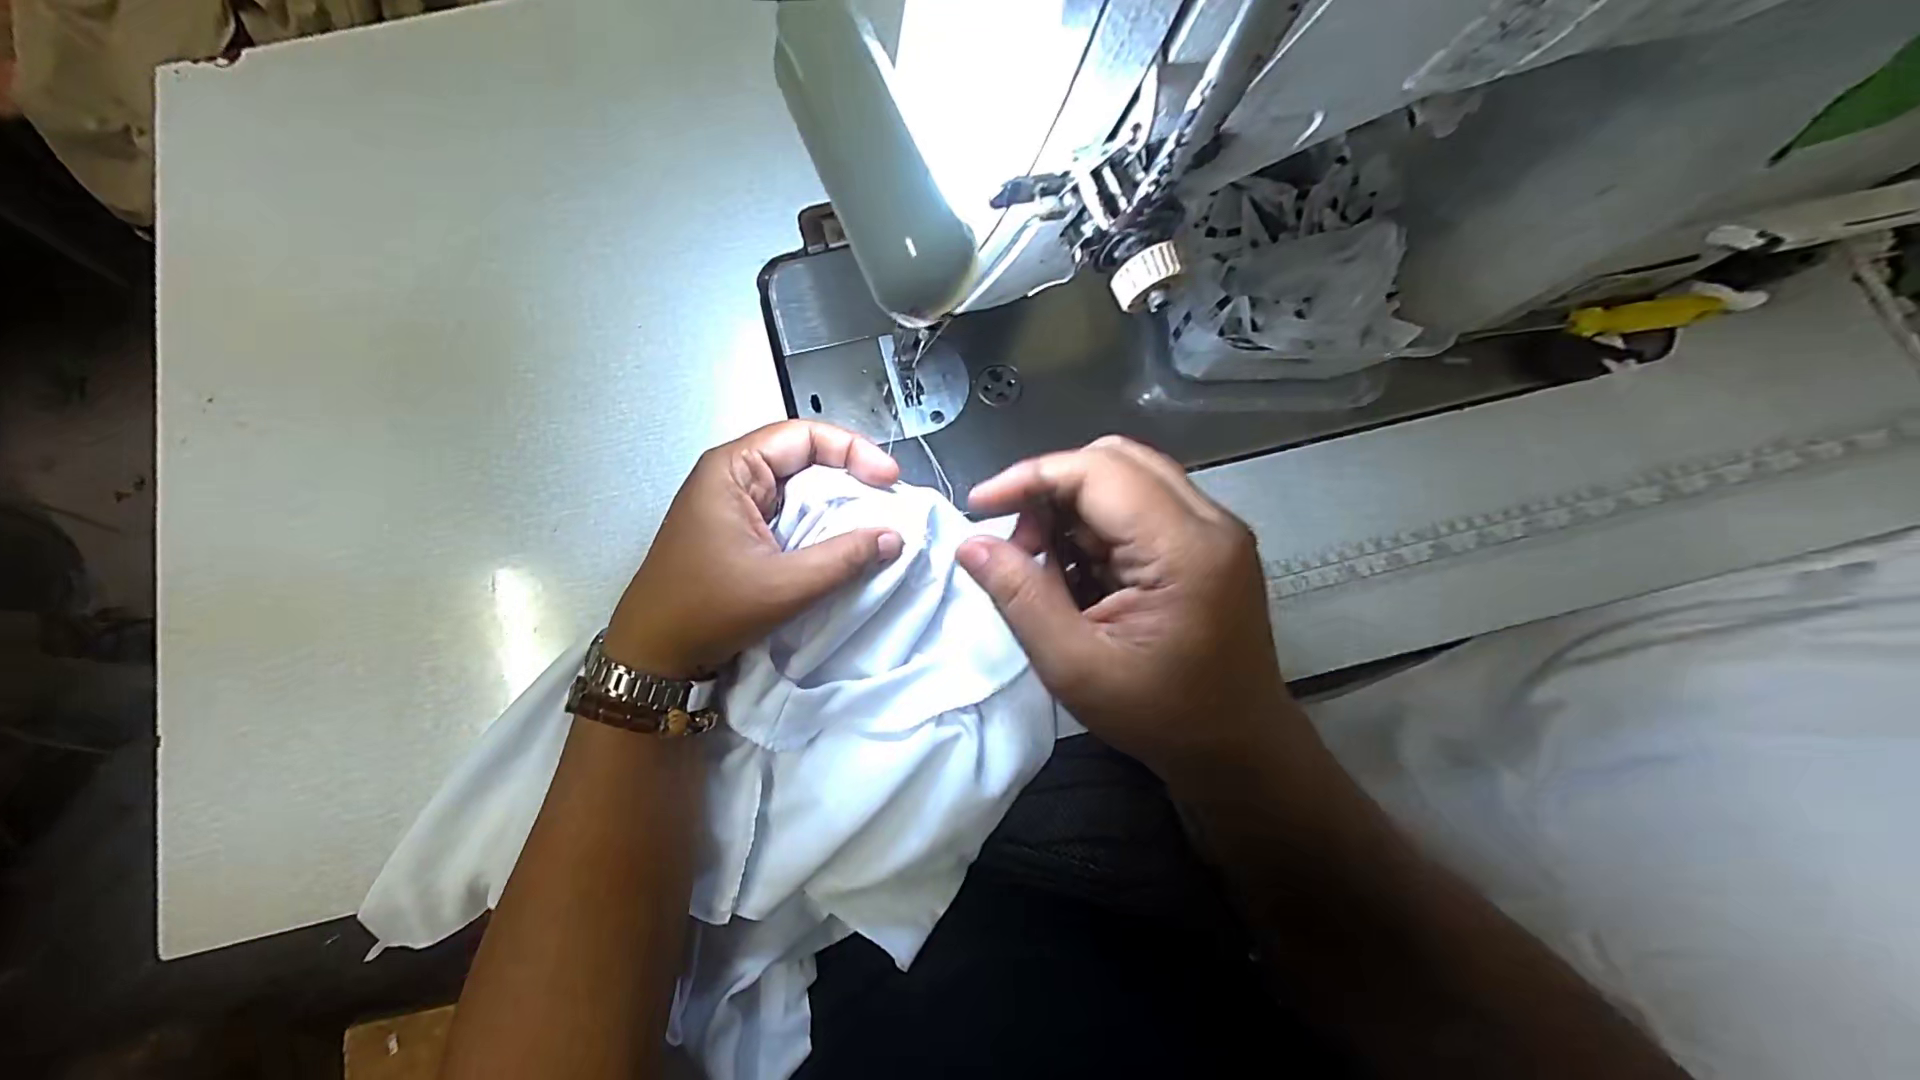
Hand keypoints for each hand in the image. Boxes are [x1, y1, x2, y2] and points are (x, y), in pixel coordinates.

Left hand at [606, 421, 904, 678]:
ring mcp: (737, 505)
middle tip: (888, 499)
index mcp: (732, 470)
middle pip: (804, 457)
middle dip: (851, 475)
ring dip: (839, 503)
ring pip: (801, 488)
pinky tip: (846, 542)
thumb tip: (892, 538)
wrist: (653, 654)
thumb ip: (843, 559)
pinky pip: (791, 515)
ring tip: (876, 520)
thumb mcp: (783, 585)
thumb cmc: (705, 611)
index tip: (888, 478)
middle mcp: (734, 478)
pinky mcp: (742, 531)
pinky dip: (822, 525)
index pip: (804, 436)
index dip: (853, 450)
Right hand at [955, 436, 1297, 784]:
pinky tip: (1082, 575)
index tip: (980, 505)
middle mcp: (1210, 522)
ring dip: (1073, 509)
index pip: (1098, 471)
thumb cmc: (1161, 718)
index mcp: (1185, 549)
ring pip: (1127, 478)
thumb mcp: (1075, 667)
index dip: (1031, 477)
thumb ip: (1020, 598)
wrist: (1239, 752)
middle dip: (1051, 490)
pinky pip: (1141, 506)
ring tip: (1048, 568)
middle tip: (1019, 544)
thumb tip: (971, 543)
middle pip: (1115, 460)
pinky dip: (1097, 528)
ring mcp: (1215, 530)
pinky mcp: (1209, 544)